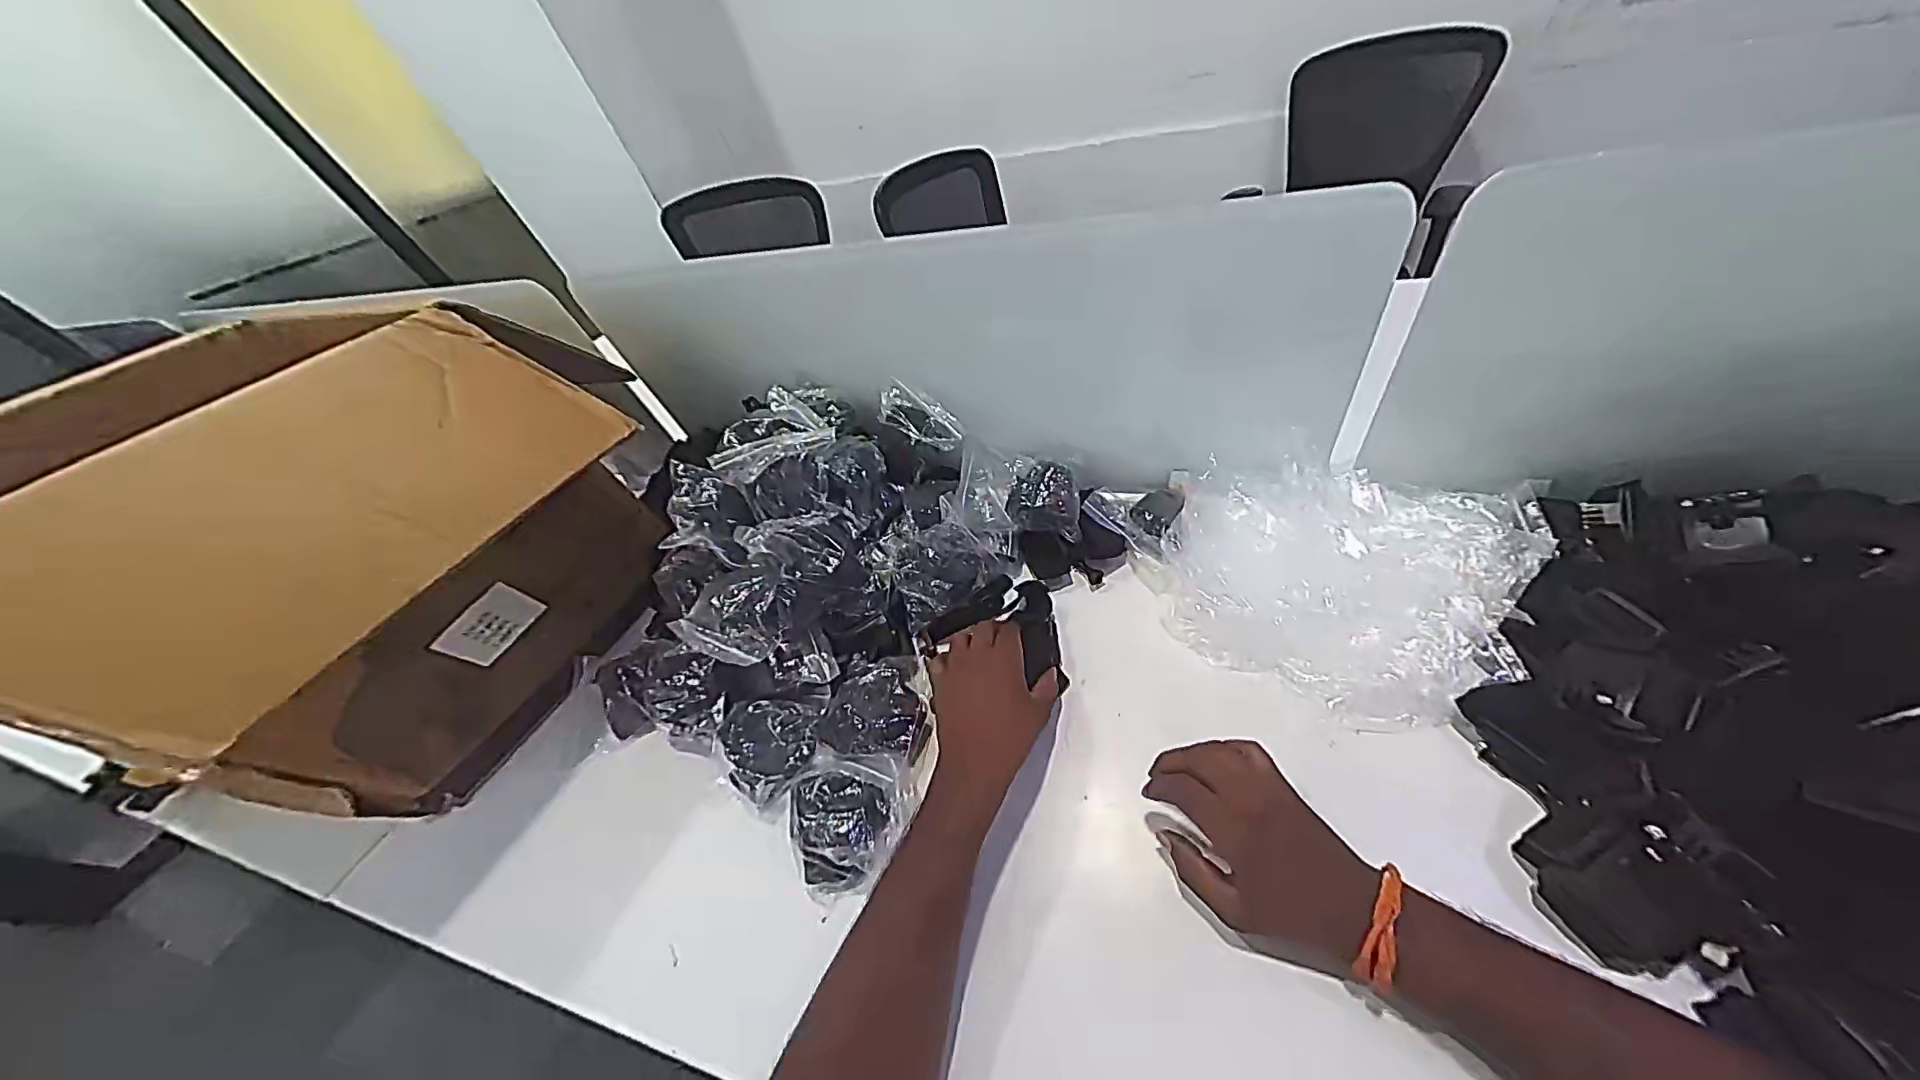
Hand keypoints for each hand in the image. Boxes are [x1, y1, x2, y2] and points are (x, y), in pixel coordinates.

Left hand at [928, 620, 1061, 814]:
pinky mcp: (940, 682)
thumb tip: (1049, 676)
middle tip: (1002, 638)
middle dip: (994, 628)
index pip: (1009, 627)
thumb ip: (1046, 686)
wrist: (973, 762)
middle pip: (984, 625)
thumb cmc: (1003, 740)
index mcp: (1004, 657)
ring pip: (960, 637)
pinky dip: (947, 657)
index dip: (1016, 628)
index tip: (1019, 634)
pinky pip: (939, 658)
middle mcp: (977, 656)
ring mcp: (955, 667)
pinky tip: (955, 665)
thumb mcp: (1038, 712)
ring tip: (980, 649)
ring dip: (971, 639)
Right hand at [1144, 740, 1378, 966]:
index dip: (1160, 787)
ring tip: (1177, 764)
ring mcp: (1269, 789)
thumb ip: (1192, 872)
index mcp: (1234, 831)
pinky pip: (1249, 752)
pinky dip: (1225, 747)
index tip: (1151, 794)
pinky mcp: (1284, 786)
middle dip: (1170, 763)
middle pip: (1199, 761)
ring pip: (1221, 751)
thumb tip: (1167, 837)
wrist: (1354, 909)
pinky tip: (1215, 757)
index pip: (1185, 790)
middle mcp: (1250, 800)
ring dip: (1193, 752)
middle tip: (1156, 777)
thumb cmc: (1293, 915)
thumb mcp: (1233, 911)